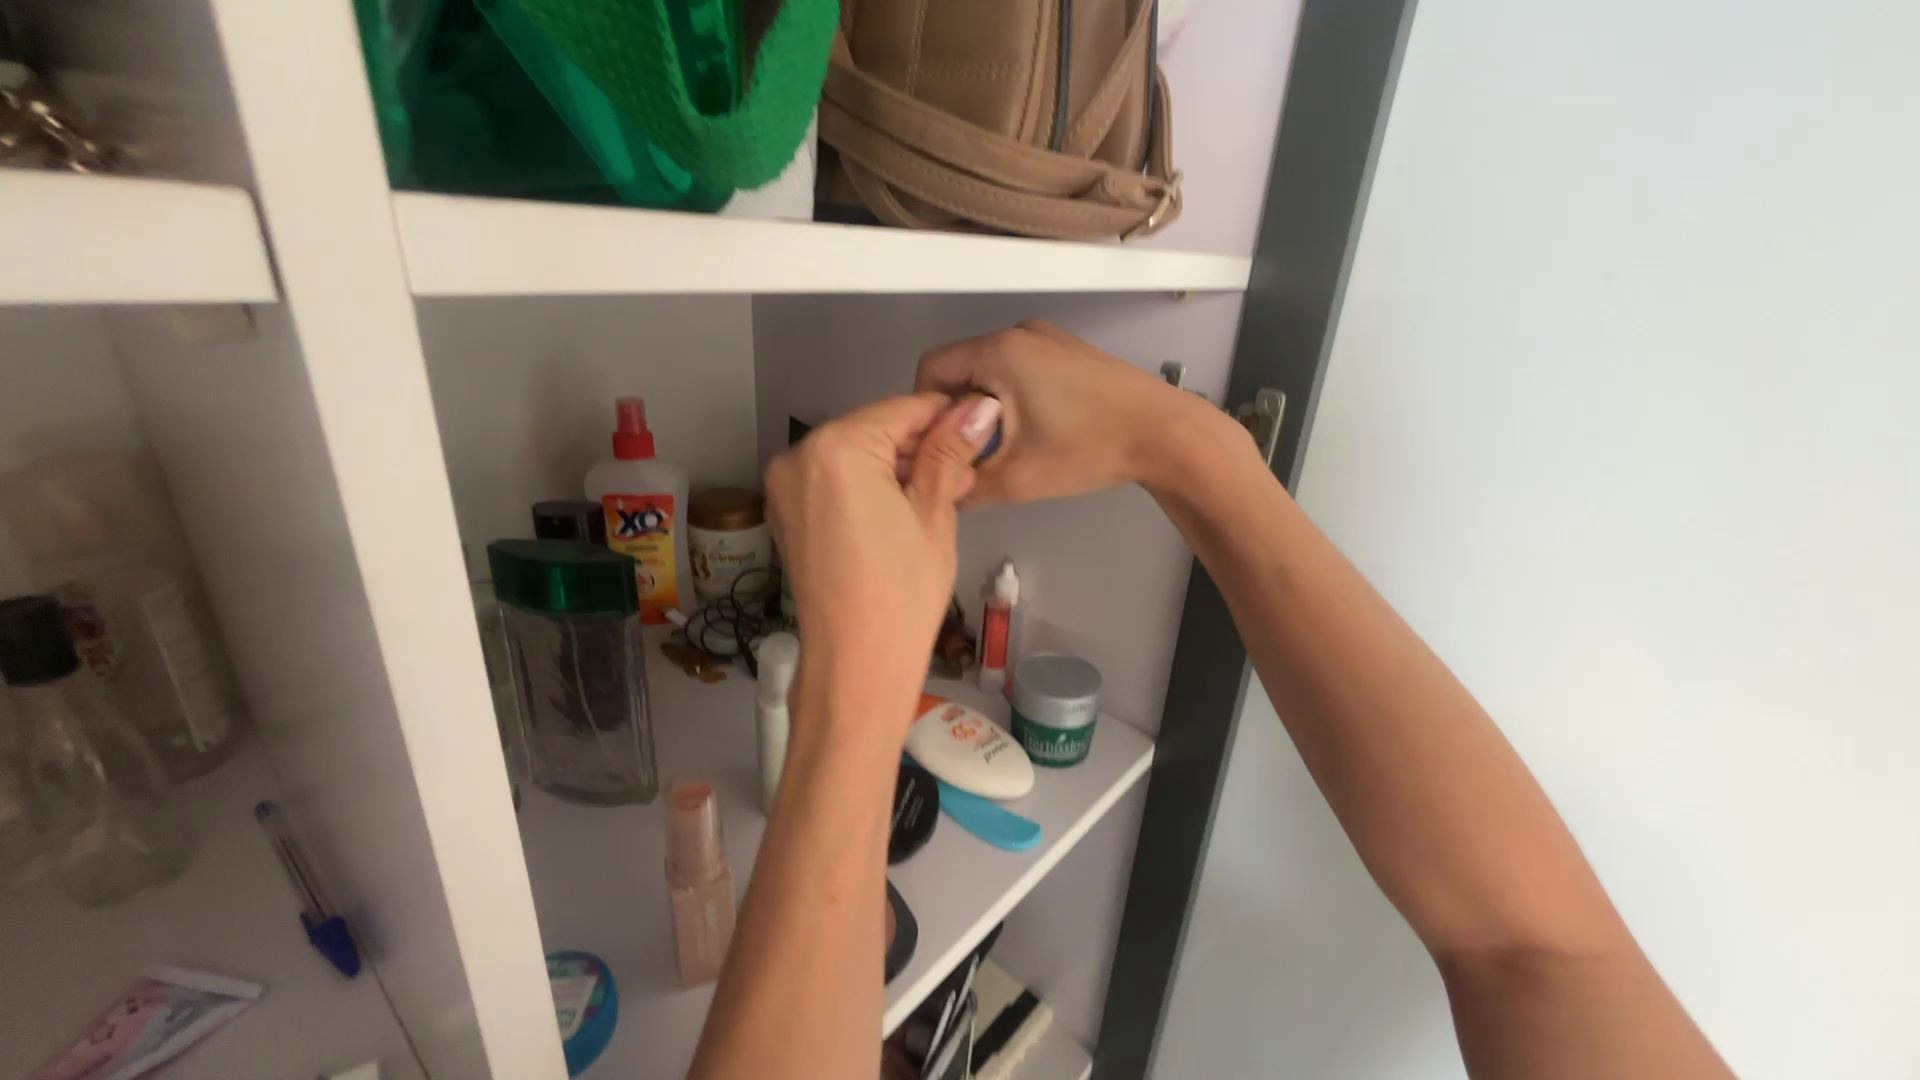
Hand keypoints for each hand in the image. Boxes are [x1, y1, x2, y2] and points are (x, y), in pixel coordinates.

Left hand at [764, 393, 1001, 730]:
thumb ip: (948, 450)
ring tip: (945, 490)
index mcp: (835, 447)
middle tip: (966, 466)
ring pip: (852, 458)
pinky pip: (833, 485)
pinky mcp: (786, 517)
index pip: (900, 409)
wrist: (855, 665)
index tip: (978, 422)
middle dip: (918, 444)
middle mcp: (798, 457)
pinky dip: (867, 488)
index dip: (944, 414)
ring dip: (895, 468)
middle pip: (871, 431)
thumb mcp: (933, 512)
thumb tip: (979, 406)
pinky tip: (905, 508)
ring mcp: (785, 489)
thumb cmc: (902, 590)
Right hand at [914, 320, 1244, 505]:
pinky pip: (1019, 369)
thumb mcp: (1016, 479)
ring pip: (991, 371)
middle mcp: (1019, 332)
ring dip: (986, 409)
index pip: (930, 369)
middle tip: (973, 456)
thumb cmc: (1088, 449)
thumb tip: (938, 487)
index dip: (925, 412)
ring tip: (1007, 449)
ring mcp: (1048, 337)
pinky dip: (1013, 398)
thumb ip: (964, 485)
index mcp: (999, 350)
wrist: (1166, 434)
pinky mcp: (1069, 350)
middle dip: (958, 414)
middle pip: (960, 369)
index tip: (940, 448)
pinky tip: (1036, 432)